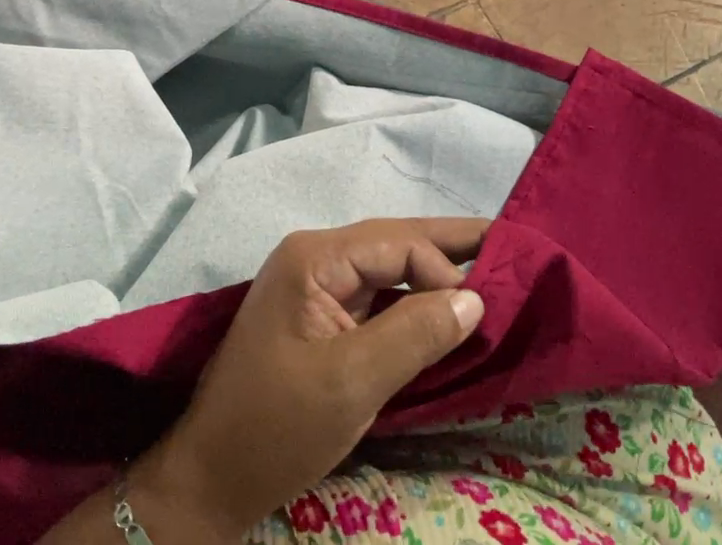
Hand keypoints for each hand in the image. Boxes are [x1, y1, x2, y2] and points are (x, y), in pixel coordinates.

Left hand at [40, 218, 487, 544]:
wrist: (210, 479)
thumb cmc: (276, 427)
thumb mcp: (352, 382)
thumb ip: (417, 333)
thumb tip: (475, 298)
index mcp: (314, 259)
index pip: (400, 244)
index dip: (445, 271)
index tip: (479, 315)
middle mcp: (314, 259)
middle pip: (396, 243)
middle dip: (450, 247)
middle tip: (510, 242)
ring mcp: (314, 288)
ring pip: (389, 269)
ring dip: (434, 276)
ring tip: (489, 271)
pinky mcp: (318, 318)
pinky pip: (377, 298)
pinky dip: (413, 304)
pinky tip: (444, 311)